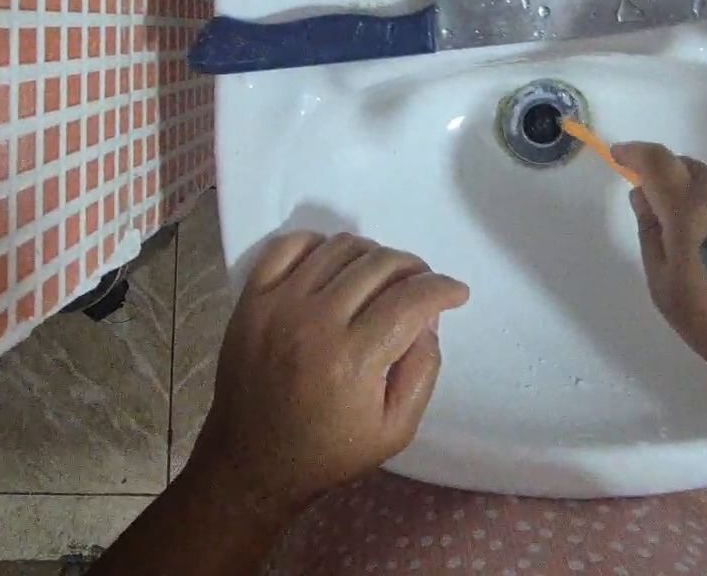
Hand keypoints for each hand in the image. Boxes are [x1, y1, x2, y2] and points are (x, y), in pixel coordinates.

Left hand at [186, 232, 469, 509]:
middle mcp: (314, 322)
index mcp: (351, 360)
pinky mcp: (252, 297)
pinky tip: (335, 266)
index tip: (456, 292)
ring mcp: (278, 304)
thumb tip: (429, 316)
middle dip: (414, 267)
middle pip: (379, 263)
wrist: (250, 462)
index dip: (442, 288)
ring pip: (340, 247)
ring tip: (382, 277)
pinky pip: (291, 244)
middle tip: (421, 284)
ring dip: (373, 254)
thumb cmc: (328, 451)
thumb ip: (423, 370)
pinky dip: (320, 243)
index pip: (410, 299)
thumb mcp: (395, 430)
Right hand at [611, 142, 706, 402]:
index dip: (633, 153)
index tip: (619, 157)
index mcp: (689, 207)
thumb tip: (643, 196)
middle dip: (664, 179)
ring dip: (694, 194)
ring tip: (693, 239)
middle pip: (686, 167)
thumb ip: (650, 234)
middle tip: (656, 214)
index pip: (656, 160)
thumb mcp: (665, 287)